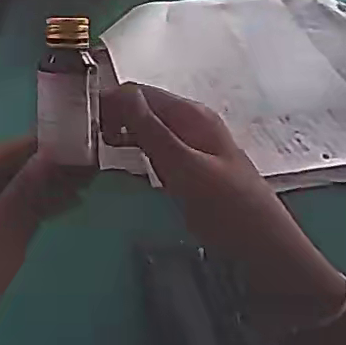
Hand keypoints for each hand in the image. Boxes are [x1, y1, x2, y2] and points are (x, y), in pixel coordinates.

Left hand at [0, 138, 86, 344]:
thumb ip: (27, 191)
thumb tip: (55, 153)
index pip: (11, 150)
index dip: (45, 143)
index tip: (82, 136)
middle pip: (20, 168)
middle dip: (54, 163)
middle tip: (98, 158)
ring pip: (26, 189)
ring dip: (55, 183)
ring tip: (95, 176)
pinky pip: (26, 210)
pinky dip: (48, 205)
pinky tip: (75, 202)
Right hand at [100, 83, 344, 300]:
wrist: (267, 255)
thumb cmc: (227, 209)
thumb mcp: (183, 167)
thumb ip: (150, 129)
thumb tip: (118, 89)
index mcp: (191, 115)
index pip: (138, 92)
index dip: (108, 100)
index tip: (79, 121)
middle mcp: (190, 123)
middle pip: (141, 107)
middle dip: (111, 116)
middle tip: (81, 140)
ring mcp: (191, 146)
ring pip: (145, 129)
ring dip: (120, 134)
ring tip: (93, 152)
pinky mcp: (189, 168)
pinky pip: (154, 149)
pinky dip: (134, 151)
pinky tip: (119, 165)